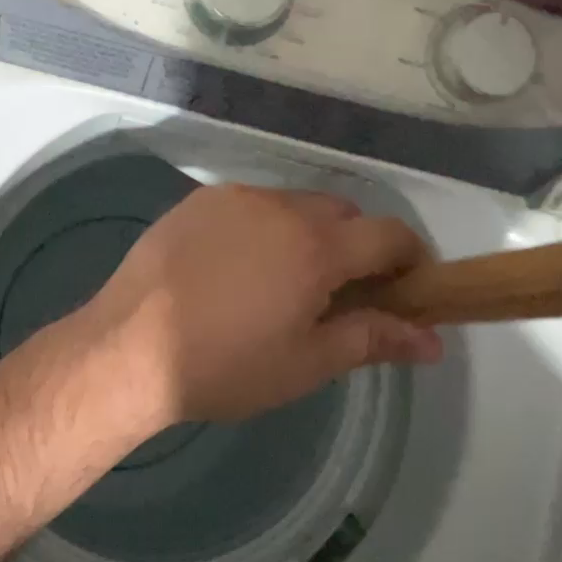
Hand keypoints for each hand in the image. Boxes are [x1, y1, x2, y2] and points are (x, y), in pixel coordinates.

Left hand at [78, 183, 443, 425]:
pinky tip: (238, 269)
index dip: (411, 258)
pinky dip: (264, 227)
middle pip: (343, 214)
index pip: (389, 234)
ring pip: (294, 205)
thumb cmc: (226, 365)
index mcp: (315, 245)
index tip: (409, 288)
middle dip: (357, 246)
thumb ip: (372, 339)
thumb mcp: (306, 362)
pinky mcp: (197, 200)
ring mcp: (233, 196)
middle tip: (343, 295)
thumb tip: (432, 340)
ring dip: (309, 234)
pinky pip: (251, 204)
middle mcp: (279, 205)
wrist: (129, 347)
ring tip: (284, 283)